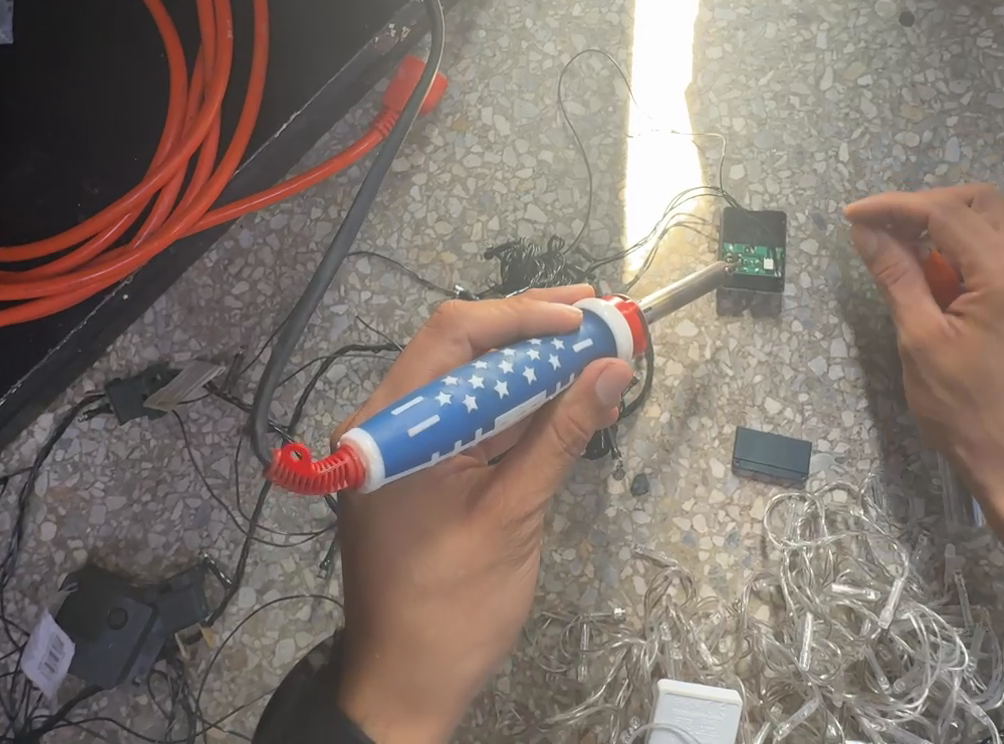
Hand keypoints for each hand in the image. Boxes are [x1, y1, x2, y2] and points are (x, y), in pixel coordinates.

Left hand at [331, 286, 631, 742]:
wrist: (404, 688)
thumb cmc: (451, 611)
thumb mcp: (513, 518)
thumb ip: (561, 437)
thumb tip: (612, 370)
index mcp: (394, 426)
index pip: (453, 336)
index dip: (521, 315)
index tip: (580, 315)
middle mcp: (391, 419)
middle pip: (465, 349)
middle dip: (534, 332)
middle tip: (597, 316)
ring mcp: (409, 442)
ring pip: (476, 381)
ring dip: (535, 367)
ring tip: (596, 349)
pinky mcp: (428, 464)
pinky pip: (478, 418)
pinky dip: (525, 407)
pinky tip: (571, 398)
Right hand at [844, 185, 1003, 511]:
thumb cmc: (969, 414)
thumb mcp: (920, 341)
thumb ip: (896, 275)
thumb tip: (865, 230)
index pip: (947, 213)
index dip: (894, 206)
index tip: (853, 216)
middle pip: (981, 204)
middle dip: (925, 208)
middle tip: (882, 230)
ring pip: (995, 227)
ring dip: (946, 231)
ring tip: (902, 258)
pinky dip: (966, 255)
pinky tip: (937, 283)